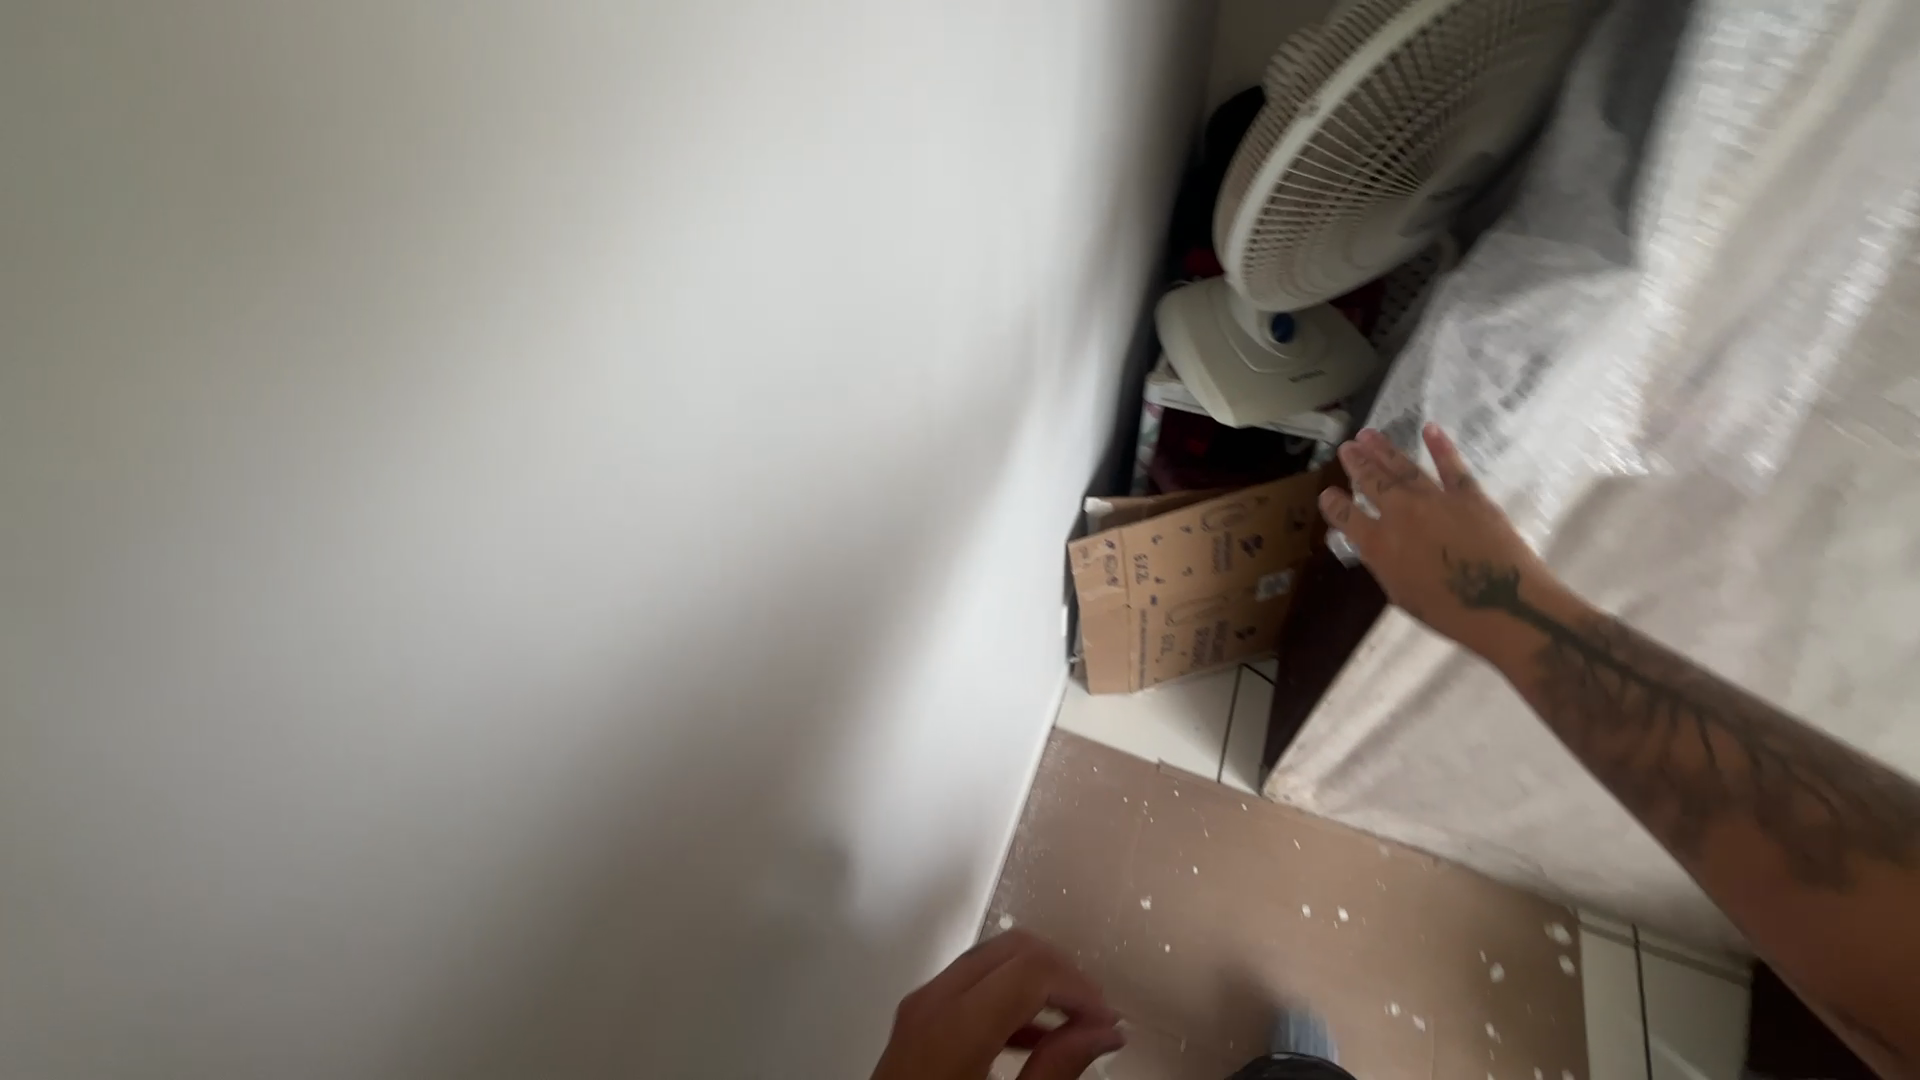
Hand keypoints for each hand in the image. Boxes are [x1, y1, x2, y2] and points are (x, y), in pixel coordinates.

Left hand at [869, 929, 1124, 1079]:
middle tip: (1095, 1015)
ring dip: (1038, 979)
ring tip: (1075, 1022)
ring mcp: (921, 1004)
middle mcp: (932, 1000)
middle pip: (1012, 949)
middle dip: (1061, 973)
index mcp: (954, 1026)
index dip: (1078, 986)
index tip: (1107, 1018)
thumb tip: (1100, 1033)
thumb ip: (1055, 1070)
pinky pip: (972, 982)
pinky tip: (1038, 1033)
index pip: (1030, 968)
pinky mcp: (919, 1016)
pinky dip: (1011, 993)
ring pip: (993, 958)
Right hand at [1318, 424, 1567, 660]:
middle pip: (1372, 482)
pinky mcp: (1470, 497)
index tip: (1326, 494)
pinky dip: (1440, 446)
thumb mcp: (1399, 592)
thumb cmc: (1447, 612)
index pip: (1344, 516)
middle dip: (1356, 464)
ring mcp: (1436, 501)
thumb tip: (1375, 543)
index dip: (1333, 503)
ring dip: (1384, 450)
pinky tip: (1429, 429)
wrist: (1506, 605)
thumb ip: (1383, 562)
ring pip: (1403, 469)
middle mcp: (1400, 515)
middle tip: (1346, 448)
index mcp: (1377, 544)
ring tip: (1368, 434)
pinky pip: (1452, 466)